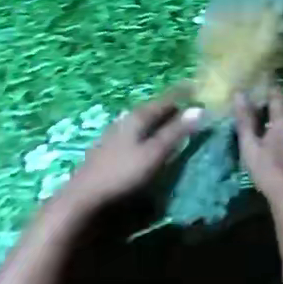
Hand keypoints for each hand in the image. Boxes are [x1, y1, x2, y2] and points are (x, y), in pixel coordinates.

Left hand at [62, 97, 199, 213]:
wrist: (83, 196)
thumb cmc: (123, 173)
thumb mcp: (154, 153)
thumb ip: (175, 132)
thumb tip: (199, 109)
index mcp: (138, 117)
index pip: (165, 99)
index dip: (181, 93)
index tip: (196, 86)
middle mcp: (125, 119)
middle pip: (153, 108)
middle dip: (171, 105)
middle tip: (189, 105)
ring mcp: (115, 133)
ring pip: (142, 120)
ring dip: (158, 119)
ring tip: (173, 121)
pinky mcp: (109, 148)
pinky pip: (135, 131)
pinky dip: (148, 130)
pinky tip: (149, 139)